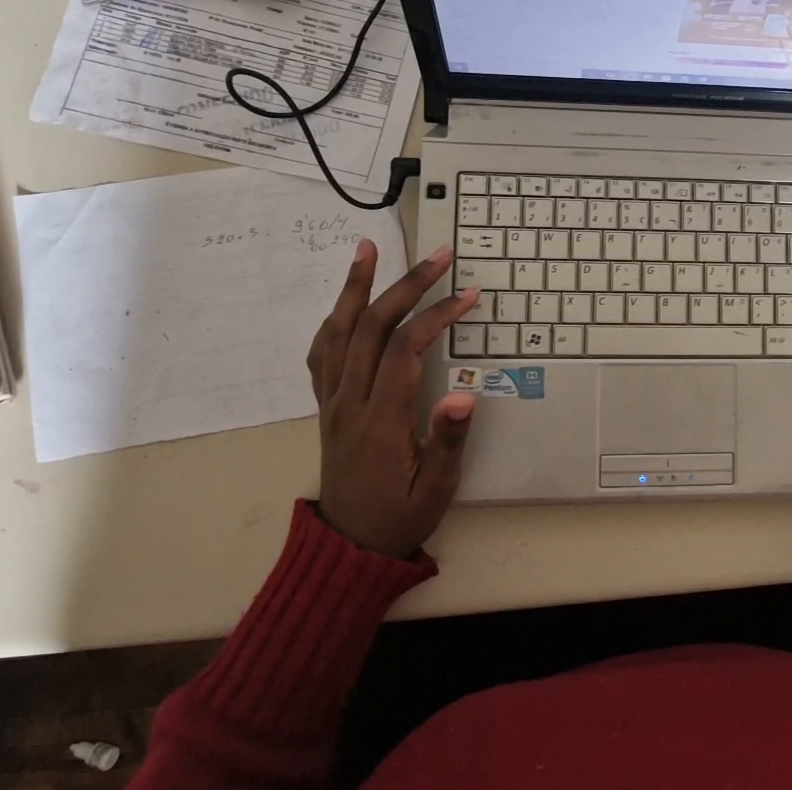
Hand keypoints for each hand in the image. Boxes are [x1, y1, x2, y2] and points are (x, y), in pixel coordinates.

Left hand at [308, 240, 480, 557]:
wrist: (350, 544)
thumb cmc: (401, 514)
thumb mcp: (437, 489)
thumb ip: (448, 440)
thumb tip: (465, 393)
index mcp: (381, 418)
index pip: (407, 349)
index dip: (438, 316)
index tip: (469, 295)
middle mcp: (351, 401)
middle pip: (372, 327)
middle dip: (406, 285)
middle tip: (437, 255)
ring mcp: (333, 400)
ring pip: (338, 331)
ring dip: (355, 287)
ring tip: (369, 248)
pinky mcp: (326, 405)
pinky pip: (322, 353)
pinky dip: (334, 319)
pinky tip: (345, 303)